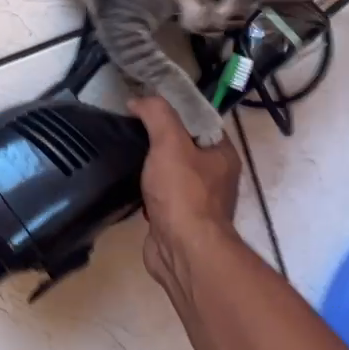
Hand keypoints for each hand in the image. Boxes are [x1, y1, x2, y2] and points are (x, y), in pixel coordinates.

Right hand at [128, 96, 242, 289]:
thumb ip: (157, 115)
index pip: (200, 122)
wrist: (183, 250)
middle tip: (130, 126)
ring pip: (171, 173)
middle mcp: (215, 177)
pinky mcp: (178, 220)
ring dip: (151, 166)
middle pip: (185, 147)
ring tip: (125, 151)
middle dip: (159, 138)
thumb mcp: (169, 143)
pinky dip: (146, 190)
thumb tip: (139, 99)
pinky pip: (160, 196)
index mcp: (222, 155)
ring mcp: (197, 201)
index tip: (146, 104)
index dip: (174, 110)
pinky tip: (128, 184)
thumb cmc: (183, 193)